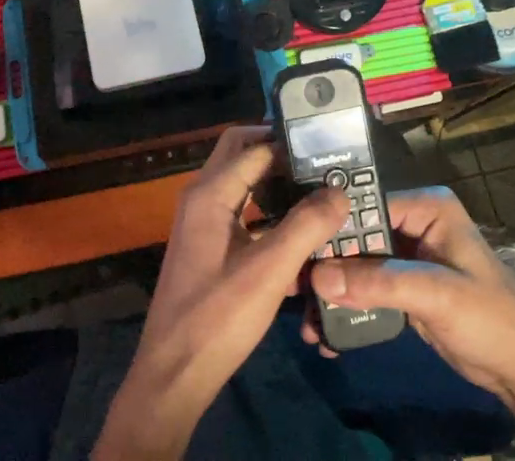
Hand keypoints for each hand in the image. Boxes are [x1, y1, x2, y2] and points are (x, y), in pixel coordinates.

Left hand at [93, 126, 348, 460]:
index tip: (332, 147)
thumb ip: (306, 226)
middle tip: (325, 164)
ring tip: (323, 192)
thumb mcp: (269, 271)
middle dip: (282, 155)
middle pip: (244, 156)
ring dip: (278, 184)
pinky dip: (271, 215)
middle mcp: (202, 198)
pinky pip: (244, 214)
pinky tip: (304, 235)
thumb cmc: (217, 317)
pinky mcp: (211, 247)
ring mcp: (204, 223)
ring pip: (245, 186)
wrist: (175, 373)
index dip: (292, 142)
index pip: (254, 146)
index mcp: (209, 193)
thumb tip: (339, 191)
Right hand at [306, 187, 514, 460]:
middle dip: (327, 266)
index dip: (332, 228)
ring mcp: (409, 258)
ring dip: (333, 292)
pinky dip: (347, 308)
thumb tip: (318, 277)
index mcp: (428, 208)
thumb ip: (377, 282)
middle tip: (294, 291)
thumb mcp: (434, 294)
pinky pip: (366, 290)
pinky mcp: (405, 289)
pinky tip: (327, 333)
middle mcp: (415, 225)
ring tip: (308, 323)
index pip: (367, 206)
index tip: (297, 251)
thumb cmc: (489, 317)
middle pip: (357, 237)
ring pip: (357, 266)